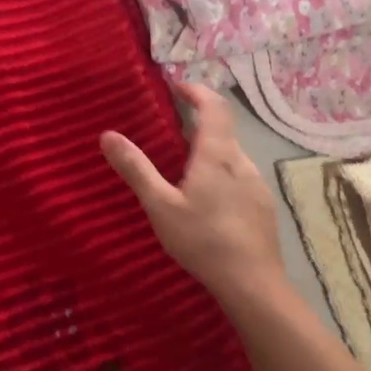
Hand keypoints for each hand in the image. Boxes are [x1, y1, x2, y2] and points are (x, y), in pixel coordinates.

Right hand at [100, 81, 282, 304]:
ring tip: (183, 169)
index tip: (176, 87)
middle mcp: (242, 163)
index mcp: (217, 155)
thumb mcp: (160, 205)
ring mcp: (257, 186)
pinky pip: (239, 179)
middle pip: (223, 131)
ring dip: (209, 152)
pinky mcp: (263, 207)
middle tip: (169, 131)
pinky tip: (207, 202)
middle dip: (198, 124)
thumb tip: (108, 135)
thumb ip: (135, 169)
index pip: (214, 107)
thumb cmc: (203, 240)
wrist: (253, 284)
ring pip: (231, 157)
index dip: (197, 91)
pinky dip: (220, 175)